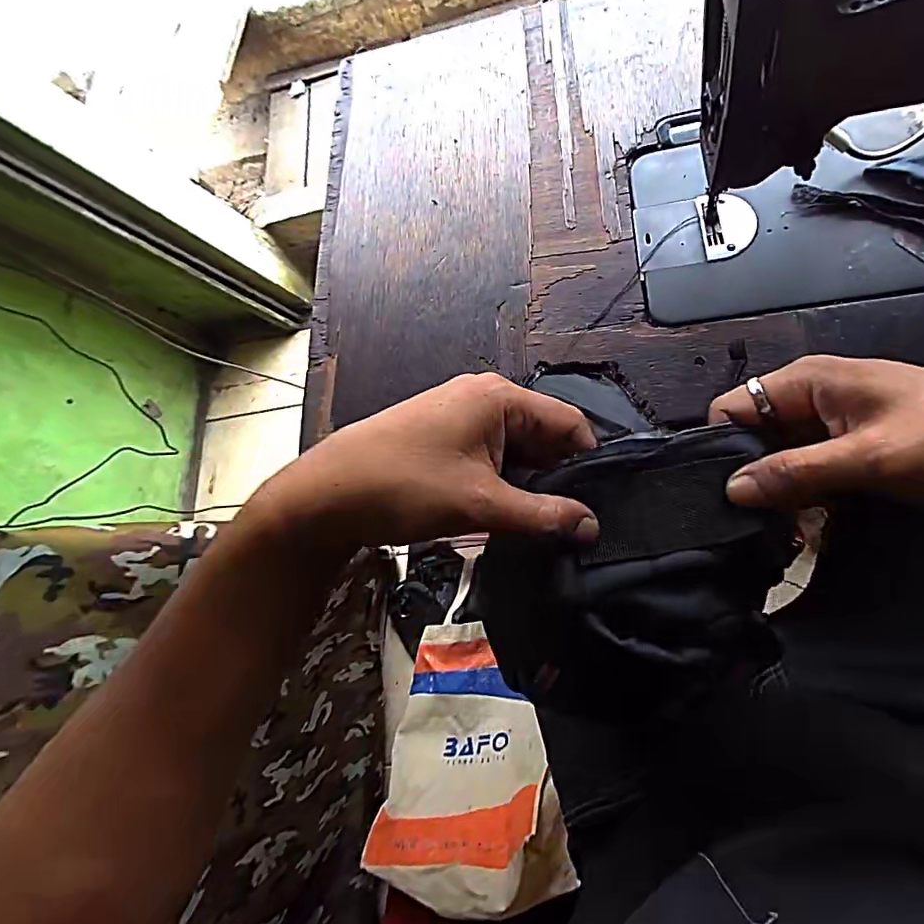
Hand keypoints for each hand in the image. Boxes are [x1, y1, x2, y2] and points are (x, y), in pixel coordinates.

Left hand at [249, 373, 599, 550]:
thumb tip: (591, 526)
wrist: (323, 496)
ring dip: (529, 485)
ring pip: (517, 450)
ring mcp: (461, 416)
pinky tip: (505, 514)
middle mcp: (483, 398)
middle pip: (544, 436)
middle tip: (573, 523)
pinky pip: (491, 457)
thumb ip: (543, 516)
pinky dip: (503, 483)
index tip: (600, 505)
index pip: (569, 422)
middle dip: (558, 478)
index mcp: (499, 398)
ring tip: (541, 524)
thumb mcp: (481, 504)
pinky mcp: (444, 437)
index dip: (589, 463)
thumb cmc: (403, 487)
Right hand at [707, 356, 923, 513]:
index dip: (723, 449)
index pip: (733, 408)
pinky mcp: (853, 449)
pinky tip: (816, 525)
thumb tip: (734, 488)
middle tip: (765, 522)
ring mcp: (835, 424)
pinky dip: (808, 499)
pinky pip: (810, 473)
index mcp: (810, 380)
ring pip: (781, 460)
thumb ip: (795, 472)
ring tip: (794, 530)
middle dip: (755, 479)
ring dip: (783, 495)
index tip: (729, 493)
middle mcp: (815, 397)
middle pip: (755, 438)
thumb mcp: (869, 458)